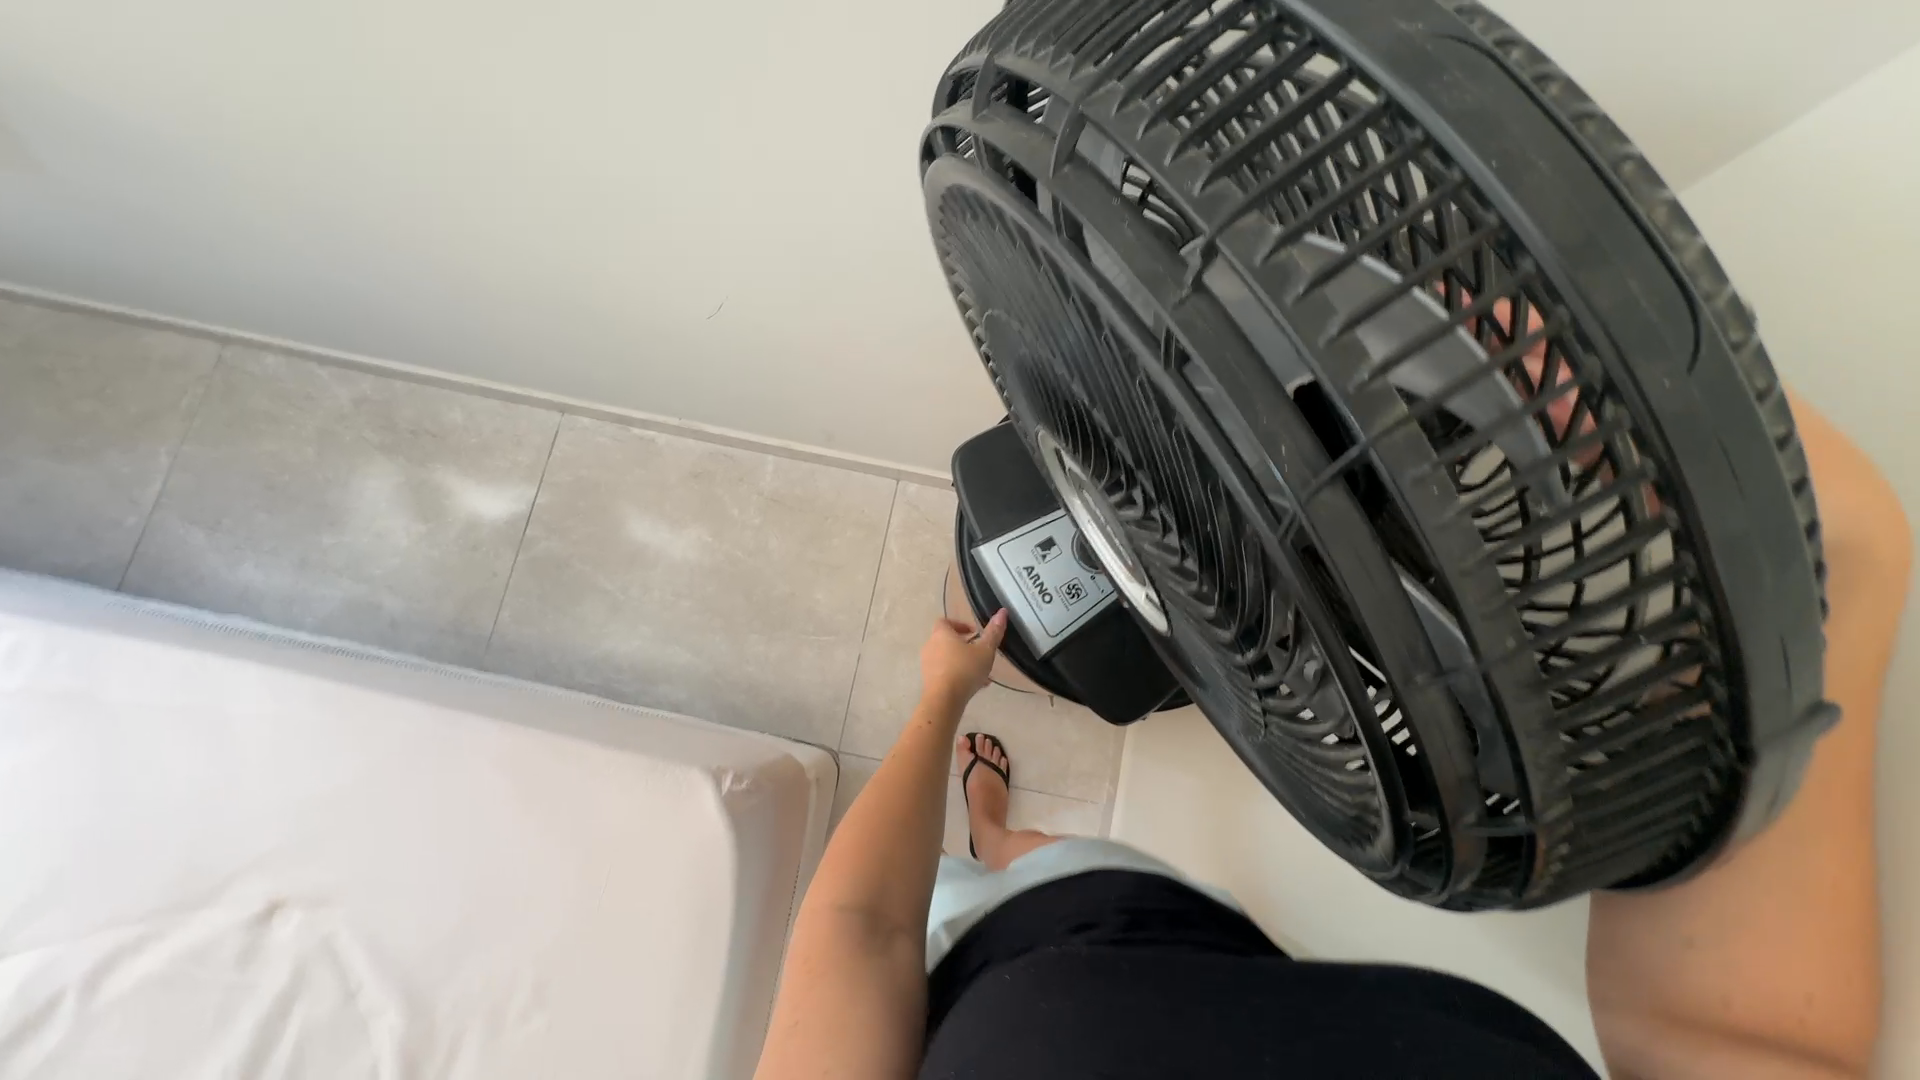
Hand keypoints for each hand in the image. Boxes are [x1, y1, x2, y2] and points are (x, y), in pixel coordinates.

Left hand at [919, 610, 1008, 709]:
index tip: (974, 633)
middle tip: (980, 653)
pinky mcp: (929, 680)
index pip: (945, 621)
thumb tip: (1002, 612)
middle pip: (947, 641)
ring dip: (963, 662)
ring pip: (948, 659)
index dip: (960, 625)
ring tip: (981, 674)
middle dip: (964, 646)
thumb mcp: (985, 650)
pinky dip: (957, 675)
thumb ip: (994, 632)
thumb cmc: (965, 669)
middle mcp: (931, 646)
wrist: (944, 699)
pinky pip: (945, 673)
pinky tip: (974, 686)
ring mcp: (928, 664)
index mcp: (942, 634)